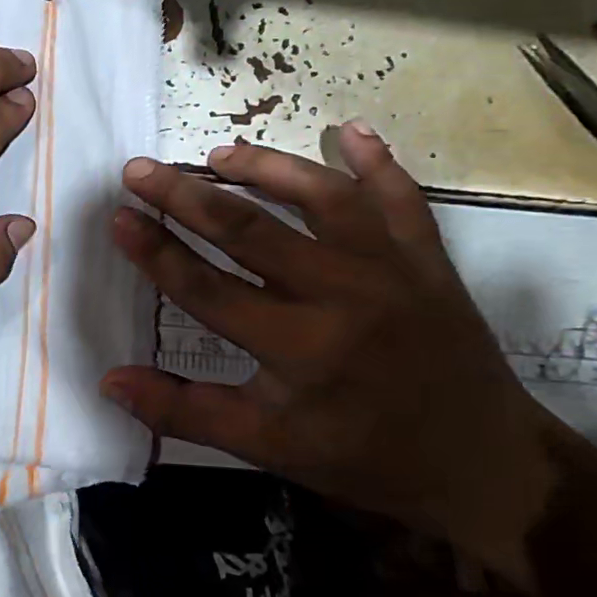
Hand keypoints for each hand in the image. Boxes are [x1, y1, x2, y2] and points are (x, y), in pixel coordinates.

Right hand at [102, 124, 557, 580]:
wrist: (486, 465)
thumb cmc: (364, 457)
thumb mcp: (267, 448)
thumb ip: (184, 412)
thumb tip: (110, 381)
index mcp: (299, 347)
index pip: (206, 287)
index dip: (155, 251)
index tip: (118, 216)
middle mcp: (343, 295)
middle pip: (250, 230)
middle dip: (185, 195)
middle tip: (141, 169)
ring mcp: (392, 269)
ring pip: (321, 197)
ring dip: (266, 167)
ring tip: (220, 152)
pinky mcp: (428, 260)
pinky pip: (401, 197)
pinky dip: (377, 161)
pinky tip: (350, 130)